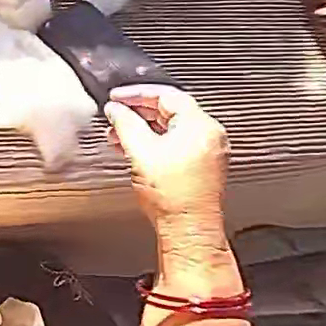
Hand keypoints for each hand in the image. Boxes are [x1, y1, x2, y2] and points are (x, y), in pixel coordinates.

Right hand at [103, 85, 228, 237]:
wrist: (188, 231)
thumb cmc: (174, 198)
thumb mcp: (140, 152)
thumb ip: (125, 124)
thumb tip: (116, 110)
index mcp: (199, 126)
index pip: (166, 95)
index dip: (136, 93)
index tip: (118, 97)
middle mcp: (209, 135)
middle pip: (170, 110)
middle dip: (138, 111)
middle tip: (117, 114)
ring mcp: (208, 152)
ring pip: (171, 128)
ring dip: (144, 128)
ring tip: (120, 134)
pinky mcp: (202, 166)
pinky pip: (177, 143)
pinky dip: (155, 141)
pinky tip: (136, 149)